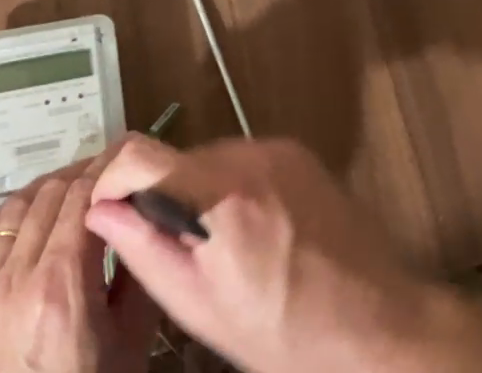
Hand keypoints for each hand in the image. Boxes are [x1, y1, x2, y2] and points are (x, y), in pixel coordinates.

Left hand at [0, 150, 160, 372]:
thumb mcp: (130, 339)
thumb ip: (135, 272)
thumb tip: (136, 216)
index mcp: (63, 288)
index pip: (83, 200)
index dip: (105, 169)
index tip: (123, 152)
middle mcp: (17, 281)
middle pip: (49, 197)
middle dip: (80, 173)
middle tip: (104, 166)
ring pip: (13, 210)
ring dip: (44, 189)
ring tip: (68, 185)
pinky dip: (7, 215)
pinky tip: (28, 211)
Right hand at [82, 136, 438, 372]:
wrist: (378, 322)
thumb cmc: (288, 331)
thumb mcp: (201, 307)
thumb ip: (145, 251)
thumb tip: (103, 212)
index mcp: (220, 196)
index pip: (138, 154)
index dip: (110, 179)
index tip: (107, 212)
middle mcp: (249, 157)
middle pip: (174, 155)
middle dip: (158, 193)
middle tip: (167, 245)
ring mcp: (279, 150)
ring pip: (208, 157)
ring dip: (196, 191)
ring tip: (217, 247)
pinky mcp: (299, 153)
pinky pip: (243, 158)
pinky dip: (230, 186)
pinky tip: (250, 231)